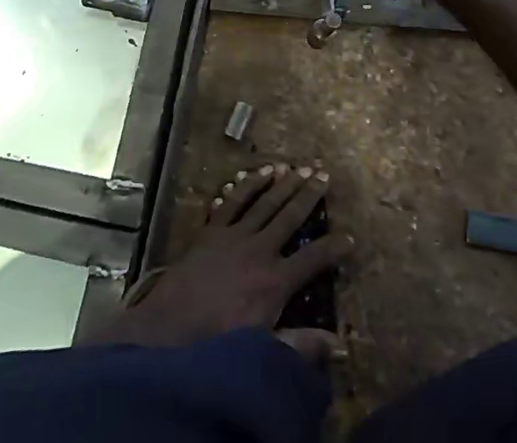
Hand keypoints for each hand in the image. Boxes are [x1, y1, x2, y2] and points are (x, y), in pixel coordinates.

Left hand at [78, 165, 350, 362]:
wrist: (167, 330)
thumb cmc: (214, 343)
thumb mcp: (262, 348)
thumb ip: (301, 345)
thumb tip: (341, 344)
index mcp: (275, 281)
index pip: (314, 259)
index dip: (334, 248)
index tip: (350, 238)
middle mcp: (259, 250)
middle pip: (290, 217)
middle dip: (309, 196)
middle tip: (324, 176)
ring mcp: (234, 236)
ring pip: (265, 203)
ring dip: (283, 184)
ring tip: (299, 168)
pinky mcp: (211, 231)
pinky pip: (233, 202)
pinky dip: (247, 185)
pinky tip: (259, 173)